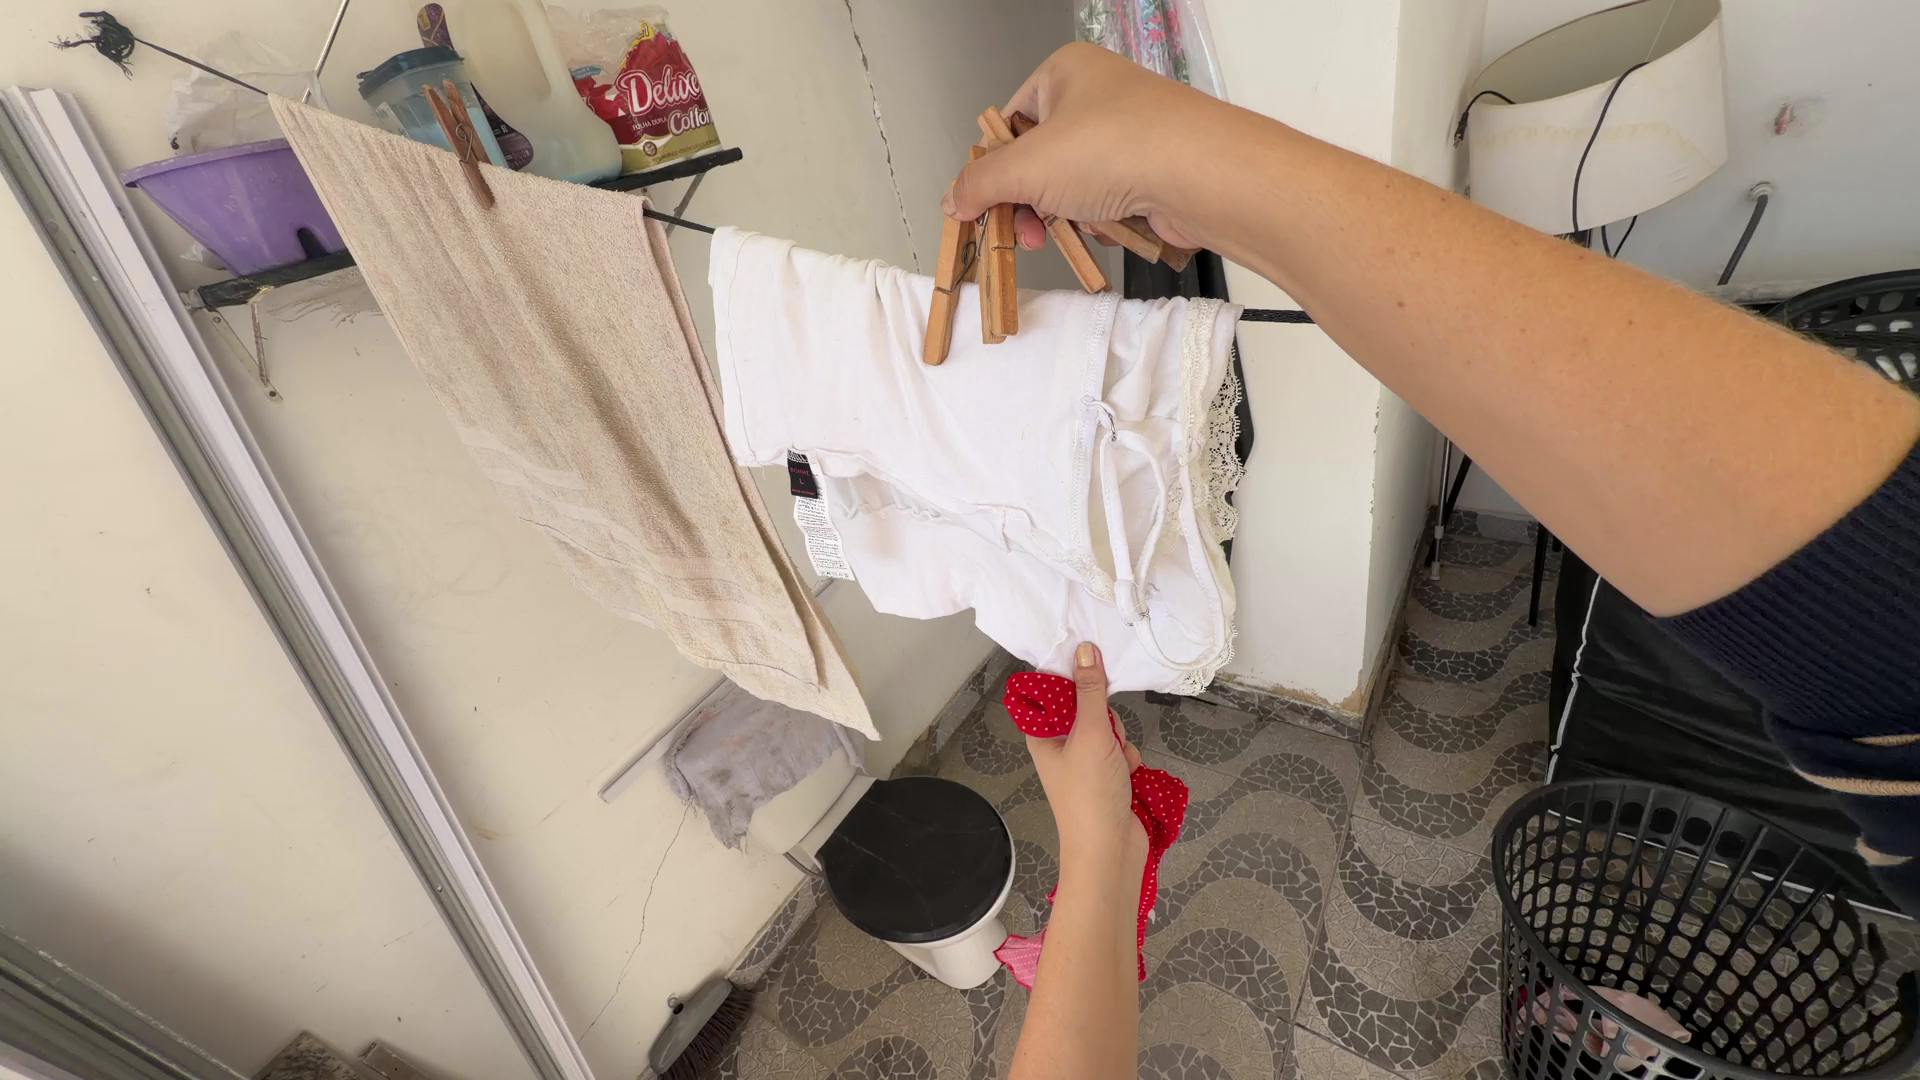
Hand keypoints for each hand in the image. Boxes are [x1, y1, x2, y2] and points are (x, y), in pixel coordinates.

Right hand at [943, 43, 1231, 253]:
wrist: (1196, 175)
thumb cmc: (1108, 152)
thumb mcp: (1027, 167)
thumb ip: (980, 184)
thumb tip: (952, 201)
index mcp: (1062, 75)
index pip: (1008, 125)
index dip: (993, 170)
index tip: (985, 210)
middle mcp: (1093, 98)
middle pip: (1036, 162)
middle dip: (1028, 205)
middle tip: (1024, 236)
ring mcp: (1122, 135)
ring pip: (1068, 188)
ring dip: (1064, 217)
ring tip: (1073, 230)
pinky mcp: (1145, 171)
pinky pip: (1101, 201)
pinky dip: (1097, 220)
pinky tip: (1107, 225)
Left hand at [1026, 642, 1147, 873]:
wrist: (1111, 852)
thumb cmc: (1090, 793)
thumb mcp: (1091, 735)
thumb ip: (1091, 690)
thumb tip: (1084, 648)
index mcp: (1041, 733)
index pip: (1052, 690)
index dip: (1072, 677)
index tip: (1093, 666)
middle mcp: (1058, 744)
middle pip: (1087, 706)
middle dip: (1106, 719)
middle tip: (1106, 736)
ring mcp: (1083, 760)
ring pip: (1109, 728)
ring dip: (1120, 742)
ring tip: (1118, 763)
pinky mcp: (1105, 774)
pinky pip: (1121, 750)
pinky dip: (1129, 759)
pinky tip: (1129, 775)